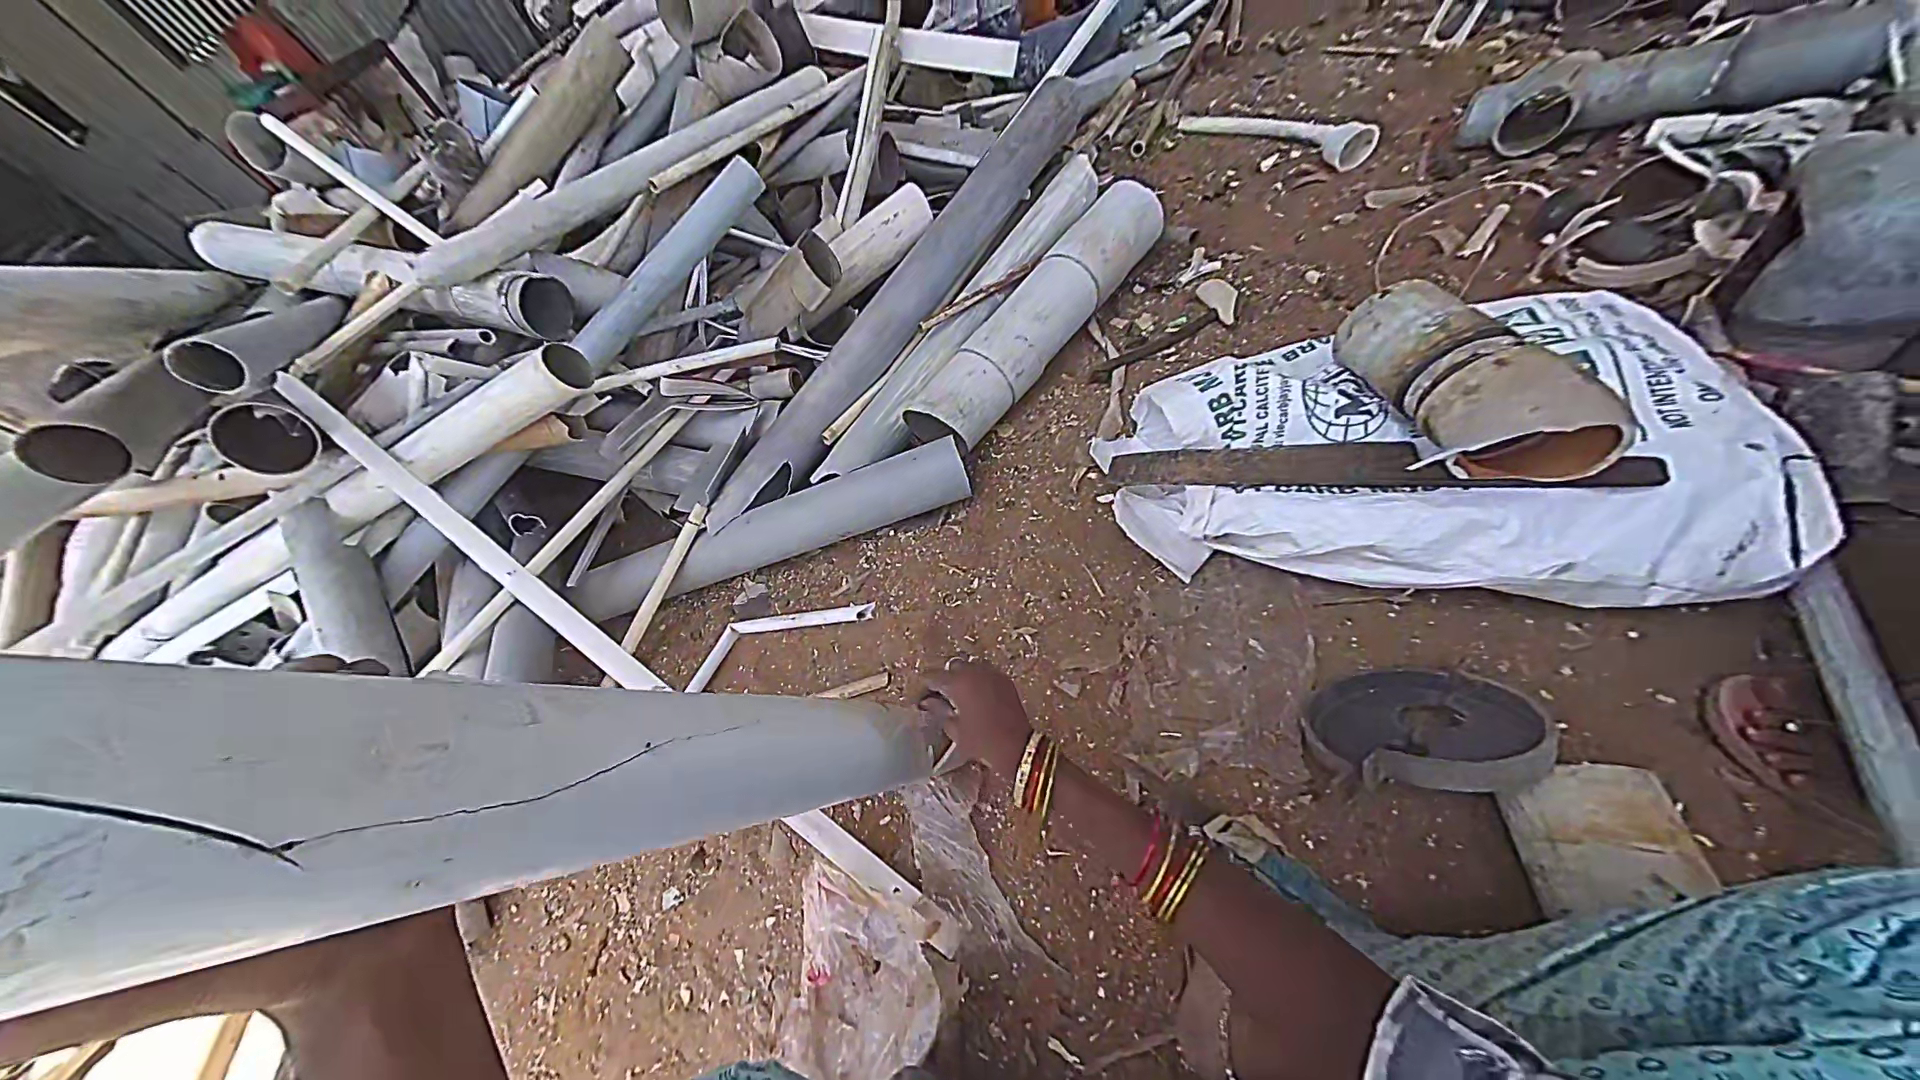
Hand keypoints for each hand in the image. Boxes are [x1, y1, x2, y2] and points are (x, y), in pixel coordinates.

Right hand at [920, 659, 1032, 776]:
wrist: (1016, 746)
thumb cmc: (981, 741)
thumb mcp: (955, 729)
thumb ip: (939, 711)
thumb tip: (928, 702)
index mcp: (958, 683)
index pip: (934, 676)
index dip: (925, 684)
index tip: (922, 693)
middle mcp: (975, 672)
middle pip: (953, 666)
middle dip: (945, 677)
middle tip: (940, 693)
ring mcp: (992, 674)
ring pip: (971, 667)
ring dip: (963, 676)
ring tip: (959, 694)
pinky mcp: (1004, 680)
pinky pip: (985, 673)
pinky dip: (977, 679)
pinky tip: (976, 695)